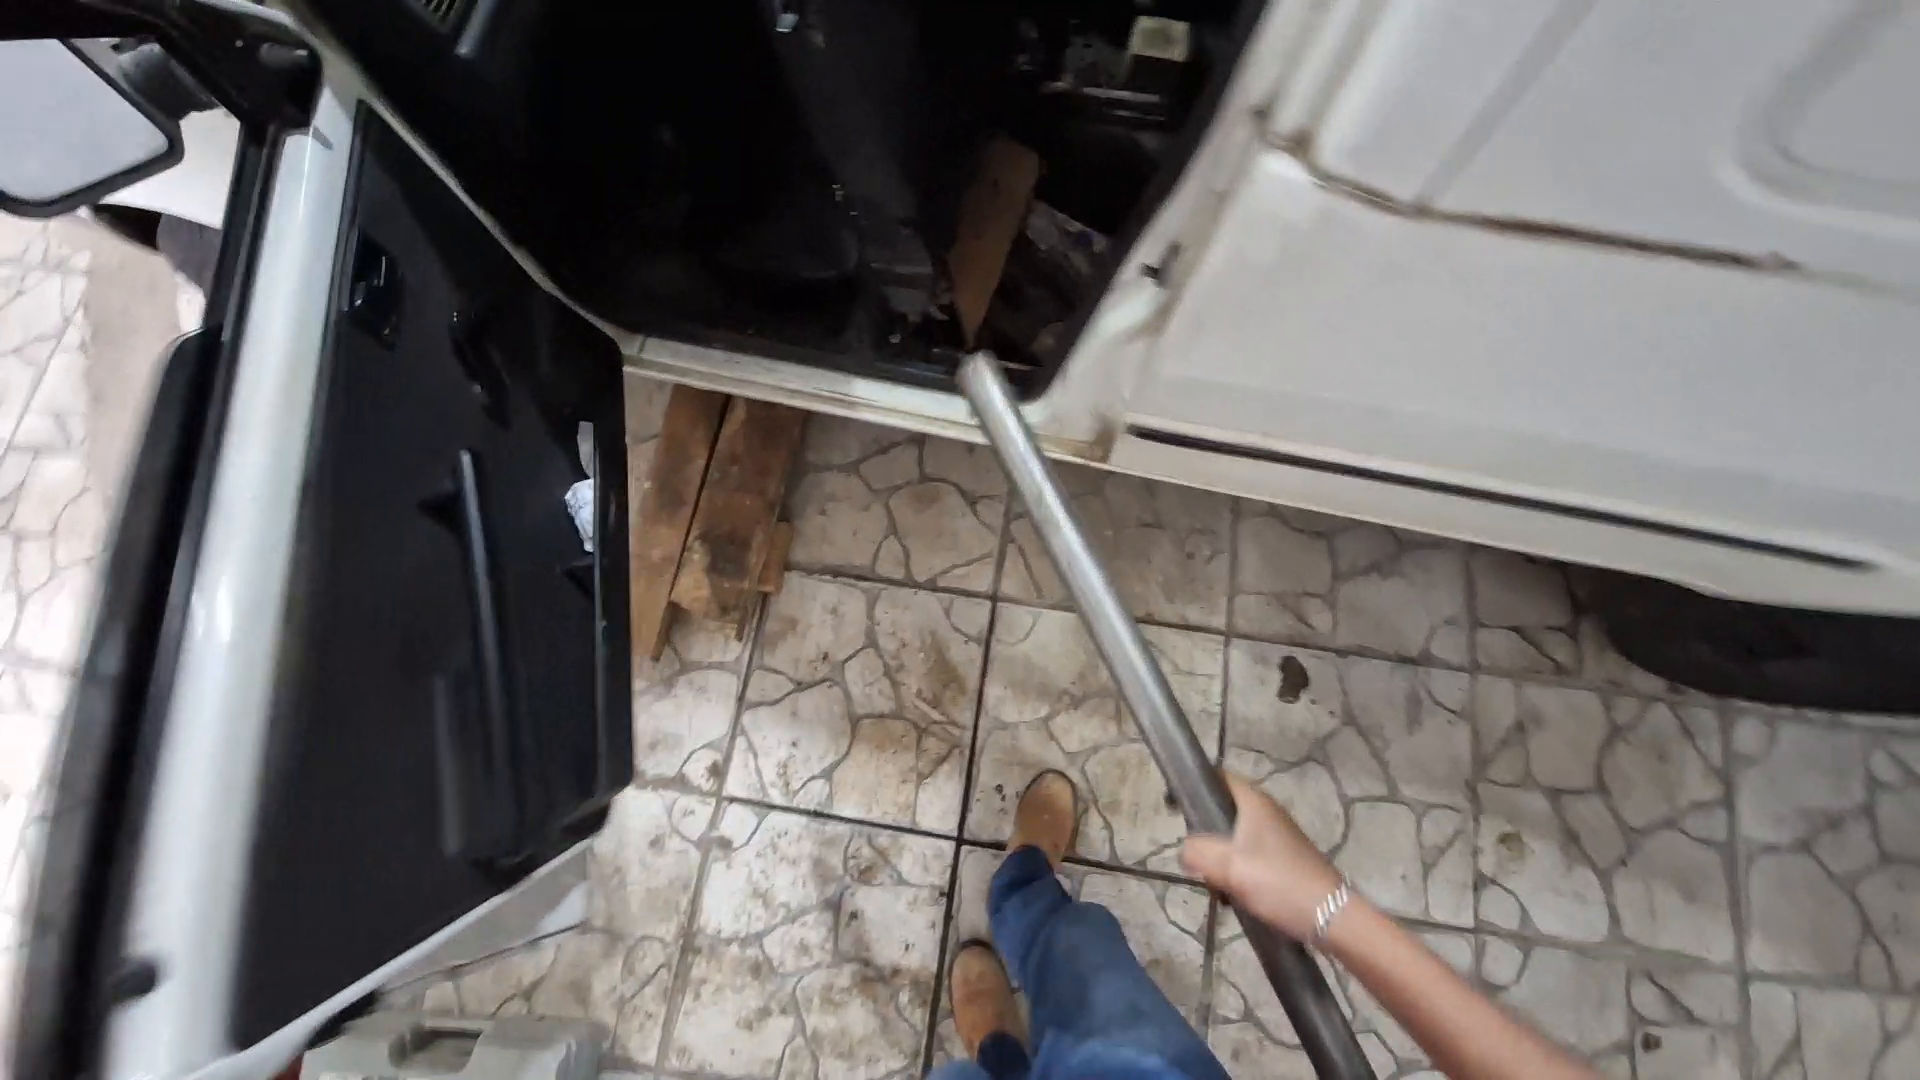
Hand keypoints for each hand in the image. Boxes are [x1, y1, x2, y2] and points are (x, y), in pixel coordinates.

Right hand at [1180, 771, 1345, 940]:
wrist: (1332, 919)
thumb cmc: (1278, 883)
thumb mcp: (1228, 866)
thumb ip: (1196, 851)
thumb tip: (1184, 850)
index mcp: (1253, 802)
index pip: (1216, 777)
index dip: (1192, 786)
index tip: (1174, 808)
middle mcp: (1266, 812)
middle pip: (1222, 811)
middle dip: (1204, 835)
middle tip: (1198, 859)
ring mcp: (1277, 836)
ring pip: (1234, 839)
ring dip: (1220, 860)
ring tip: (1219, 886)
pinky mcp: (1284, 860)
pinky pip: (1249, 857)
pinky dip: (1237, 872)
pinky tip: (1237, 897)